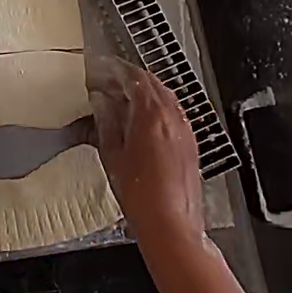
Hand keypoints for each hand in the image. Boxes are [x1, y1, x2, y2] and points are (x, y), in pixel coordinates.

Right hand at [88, 56, 204, 245]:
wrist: (172, 226)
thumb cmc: (142, 197)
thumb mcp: (113, 156)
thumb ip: (107, 122)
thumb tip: (101, 102)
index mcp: (152, 114)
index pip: (133, 77)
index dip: (115, 69)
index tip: (101, 67)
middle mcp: (173, 116)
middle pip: (151, 82)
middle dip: (128, 78)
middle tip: (107, 82)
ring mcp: (185, 129)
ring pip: (164, 96)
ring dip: (143, 92)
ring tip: (121, 99)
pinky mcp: (190, 143)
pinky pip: (173, 113)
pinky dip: (155, 108)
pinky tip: (141, 121)